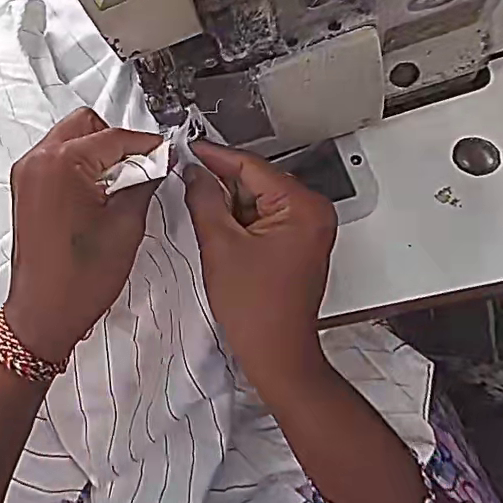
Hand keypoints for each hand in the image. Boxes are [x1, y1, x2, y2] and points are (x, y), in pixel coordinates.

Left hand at [4, 108, 162, 363]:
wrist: (45, 313)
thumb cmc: (76, 280)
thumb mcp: (127, 224)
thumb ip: (144, 182)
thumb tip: (155, 163)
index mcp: (61, 164)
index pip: (114, 136)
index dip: (146, 144)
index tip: (164, 152)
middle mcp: (38, 162)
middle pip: (87, 125)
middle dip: (119, 141)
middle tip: (144, 165)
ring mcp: (28, 175)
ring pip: (71, 138)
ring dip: (99, 151)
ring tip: (124, 181)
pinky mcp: (26, 189)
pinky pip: (58, 158)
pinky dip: (82, 165)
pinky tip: (103, 190)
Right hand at [182, 140, 337, 393]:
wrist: (277, 353)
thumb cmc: (258, 311)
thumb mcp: (220, 245)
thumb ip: (205, 199)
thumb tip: (196, 172)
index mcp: (303, 207)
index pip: (253, 166)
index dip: (216, 157)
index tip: (191, 149)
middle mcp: (314, 212)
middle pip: (258, 180)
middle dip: (222, 182)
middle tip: (188, 180)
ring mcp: (309, 227)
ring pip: (260, 198)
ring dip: (230, 203)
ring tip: (203, 214)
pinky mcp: (300, 241)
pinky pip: (267, 216)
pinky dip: (242, 219)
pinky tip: (221, 230)